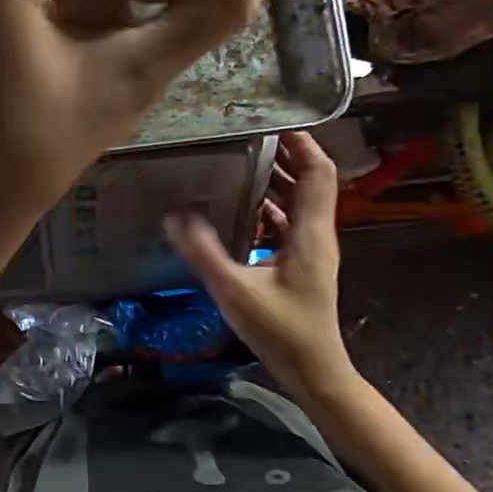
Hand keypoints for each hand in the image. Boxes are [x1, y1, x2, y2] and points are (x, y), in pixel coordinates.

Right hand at [166, 131, 352, 396]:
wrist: (314, 370)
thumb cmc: (281, 331)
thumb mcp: (235, 291)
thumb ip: (204, 253)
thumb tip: (173, 217)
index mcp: (310, 232)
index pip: (319, 171)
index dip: (303, 143)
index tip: (274, 121)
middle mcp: (317, 234)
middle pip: (311, 180)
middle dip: (285, 155)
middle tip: (249, 136)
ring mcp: (312, 249)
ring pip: (301, 201)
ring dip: (278, 180)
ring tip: (243, 162)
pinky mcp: (303, 264)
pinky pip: (290, 222)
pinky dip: (272, 207)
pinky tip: (243, 208)